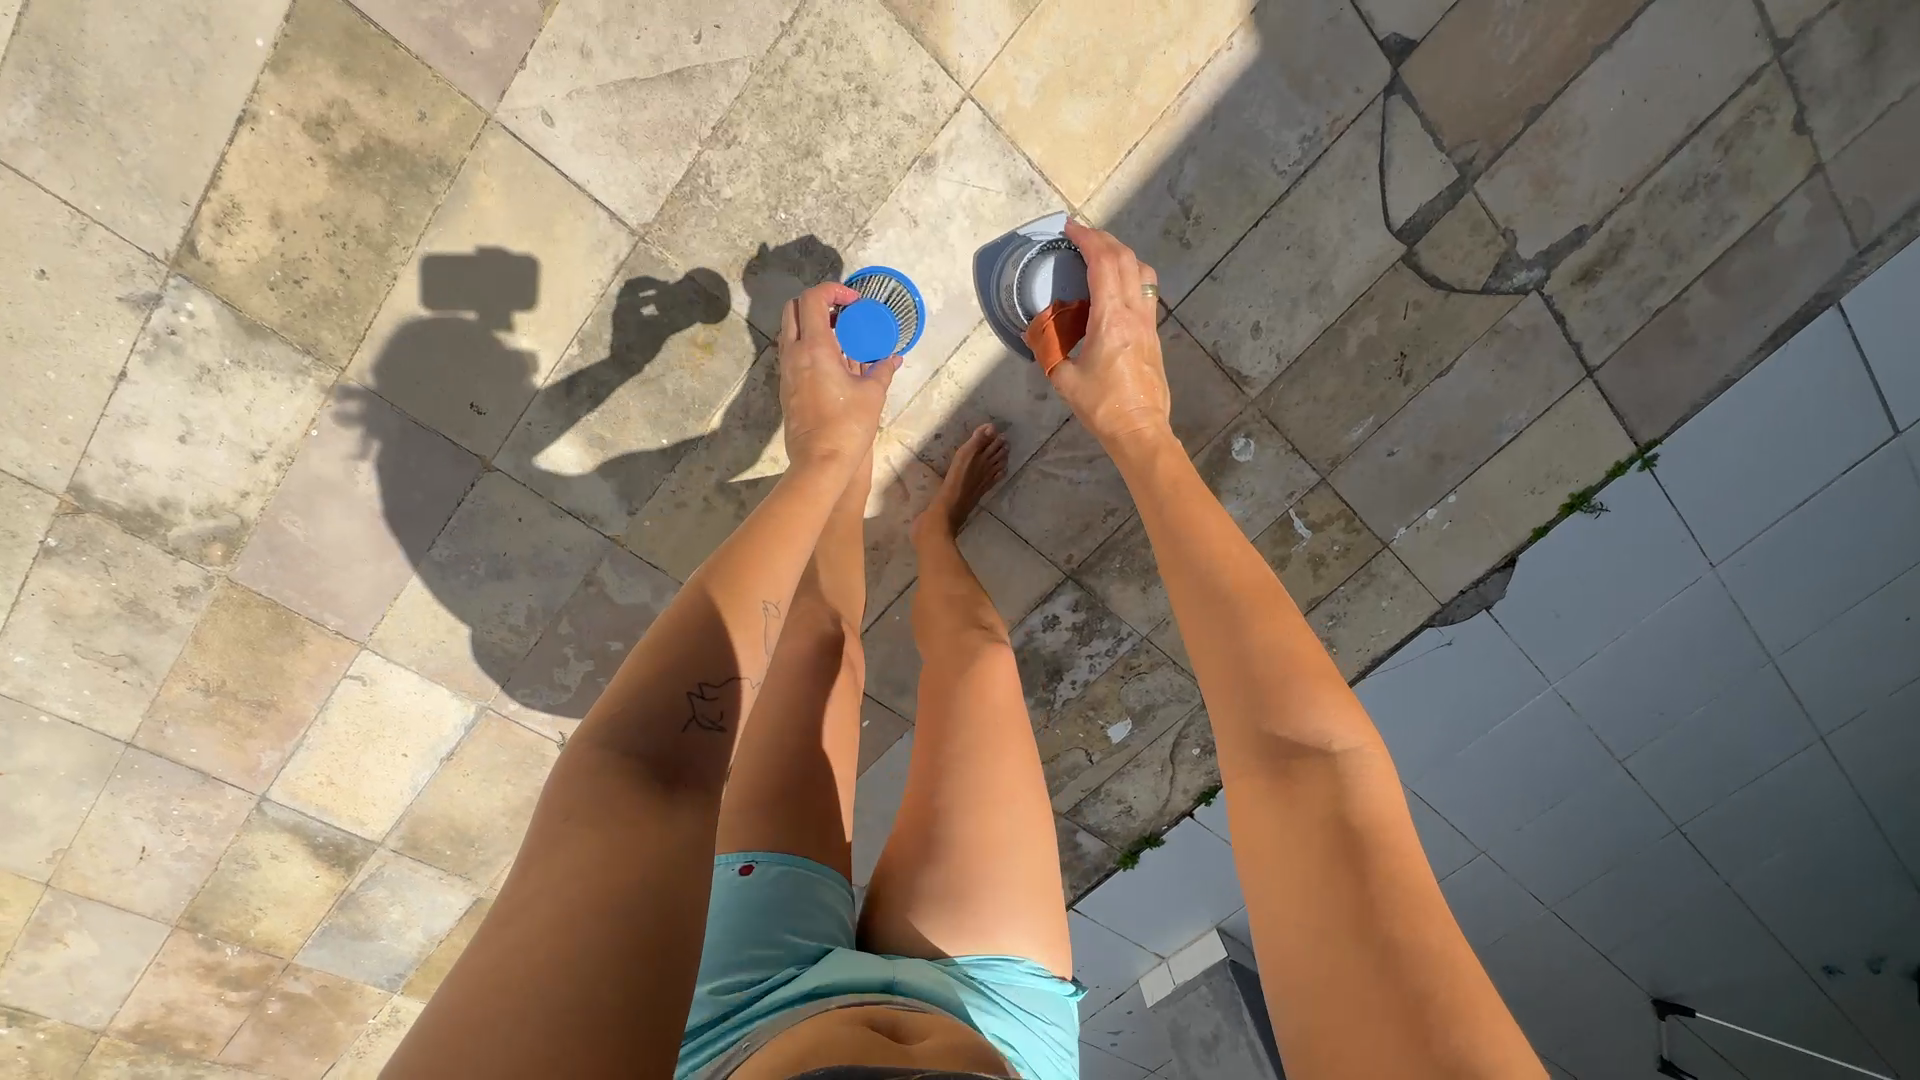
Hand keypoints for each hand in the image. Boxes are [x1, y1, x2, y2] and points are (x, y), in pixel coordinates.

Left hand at [778, 282, 899, 470]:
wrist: (820, 461)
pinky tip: (832, 363)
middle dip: (818, 303)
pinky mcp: (786, 387)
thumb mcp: (872, 394)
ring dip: (812, 325)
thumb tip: (893, 358)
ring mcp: (786, 371)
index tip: (854, 300)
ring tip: (840, 338)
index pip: (813, 299)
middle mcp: (794, 354)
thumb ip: (882, 369)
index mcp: (814, 348)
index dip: (833, 290)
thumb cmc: (848, 426)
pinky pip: (792, 353)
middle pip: (794, 309)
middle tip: (843, 314)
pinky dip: (808, 345)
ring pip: (790, 331)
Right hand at [1049, 221, 1171, 451]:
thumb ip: (1048, 350)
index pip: (1103, 263)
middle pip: (1125, 259)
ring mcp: (1148, 322)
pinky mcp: (1153, 334)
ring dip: (1121, 254)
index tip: (1070, 228)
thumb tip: (1035, 333)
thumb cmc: (1101, 406)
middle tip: (1081, 236)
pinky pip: (1145, 291)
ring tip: (1100, 255)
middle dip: (1103, 240)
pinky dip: (1130, 275)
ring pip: (1141, 271)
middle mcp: (1134, 312)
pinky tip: (1114, 286)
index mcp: (1111, 318)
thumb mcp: (1064, 379)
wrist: (1139, 429)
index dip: (1087, 239)